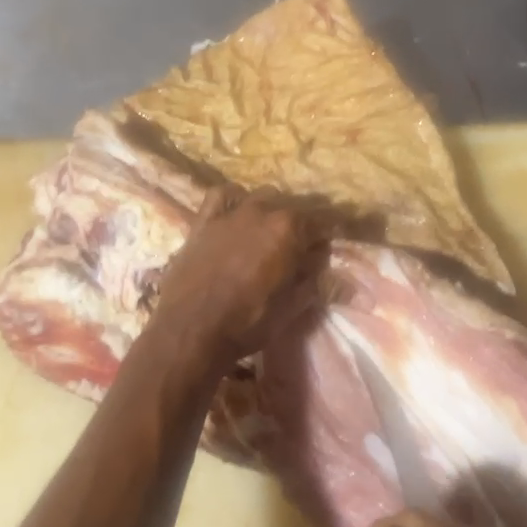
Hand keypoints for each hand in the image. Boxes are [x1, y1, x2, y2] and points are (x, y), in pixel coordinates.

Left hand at [153, 187, 335, 361]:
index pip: (324, 220)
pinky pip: (224, 195)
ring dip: (275, 209)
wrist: (189, 331)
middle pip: (296, 204)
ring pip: (264, 196)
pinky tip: (239, 214)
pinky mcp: (204, 219)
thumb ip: (314, 280)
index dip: (333, 232)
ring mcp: (232, 211)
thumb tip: (325, 264)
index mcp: (290, 228)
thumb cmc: (247, 322)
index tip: (337, 240)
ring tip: (274, 231)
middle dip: (306, 222)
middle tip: (308, 244)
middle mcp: (264, 209)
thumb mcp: (292, 307)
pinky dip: (237, 200)